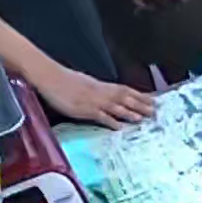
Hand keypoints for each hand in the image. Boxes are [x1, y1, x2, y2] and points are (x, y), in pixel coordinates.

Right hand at [23, 58, 154, 129]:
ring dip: (130, 113)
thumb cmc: (63, 80)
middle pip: (124, 98)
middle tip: (155, 111)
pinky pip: (100, 116)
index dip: (139, 95)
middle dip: (140, 105)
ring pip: (115, 106)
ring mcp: (92, 100)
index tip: (152, 100)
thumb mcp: (85, 83)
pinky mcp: (84, 109)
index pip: (124, 89)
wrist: (46, 75)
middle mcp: (100, 92)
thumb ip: (98, 90)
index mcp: (100, 85)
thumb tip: (109, 96)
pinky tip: (120, 127)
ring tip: (143, 118)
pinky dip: (111, 121)